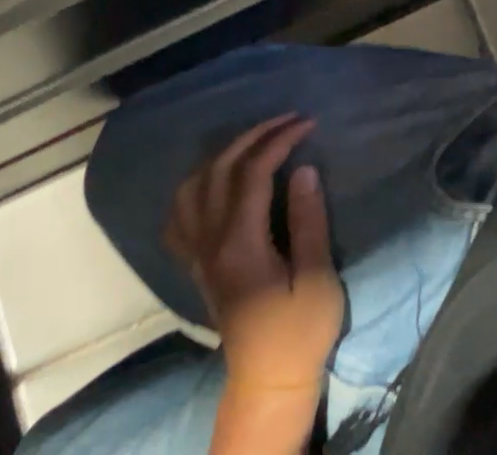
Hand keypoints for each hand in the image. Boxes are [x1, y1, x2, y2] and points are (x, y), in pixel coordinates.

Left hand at [164, 114, 343, 402]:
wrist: (268, 377)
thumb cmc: (300, 330)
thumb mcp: (316, 277)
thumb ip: (308, 222)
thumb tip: (303, 170)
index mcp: (240, 243)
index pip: (252, 173)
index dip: (279, 141)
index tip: (307, 123)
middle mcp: (209, 242)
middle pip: (219, 171)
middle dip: (253, 136)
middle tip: (288, 119)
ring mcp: (197, 254)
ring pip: (192, 187)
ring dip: (222, 154)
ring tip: (254, 140)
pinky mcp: (196, 264)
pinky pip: (180, 215)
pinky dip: (194, 186)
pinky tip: (213, 180)